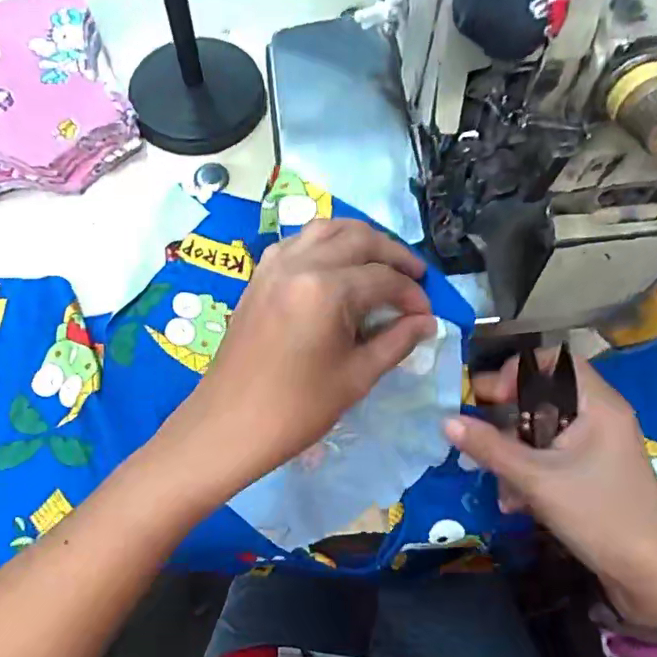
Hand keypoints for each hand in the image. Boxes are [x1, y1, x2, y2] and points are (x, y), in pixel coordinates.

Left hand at [162, 219, 438, 493]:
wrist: (229, 425)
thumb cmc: (297, 410)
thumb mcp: (356, 377)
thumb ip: (395, 342)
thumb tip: (426, 323)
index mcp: (327, 290)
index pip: (384, 279)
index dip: (413, 297)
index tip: (428, 317)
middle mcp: (300, 264)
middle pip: (359, 239)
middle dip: (394, 256)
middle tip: (416, 279)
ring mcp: (274, 266)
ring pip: (326, 230)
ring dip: (360, 240)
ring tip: (381, 264)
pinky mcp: (259, 277)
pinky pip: (298, 243)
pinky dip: (326, 245)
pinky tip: (337, 268)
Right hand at [445, 352, 656, 630]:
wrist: (648, 573)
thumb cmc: (596, 514)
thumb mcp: (535, 480)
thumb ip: (489, 448)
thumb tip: (446, 420)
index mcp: (597, 405)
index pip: (555, 361)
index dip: (517, 373)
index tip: (490, 401)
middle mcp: (601, 416)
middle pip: (544, 398)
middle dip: (507, 422)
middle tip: (478, 439)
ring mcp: (599, 445)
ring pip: (544, 431)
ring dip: (515, 454)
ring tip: (500, 486)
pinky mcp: (594, 471)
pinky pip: (553, 456)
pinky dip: (531, 472)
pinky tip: (516, 502)